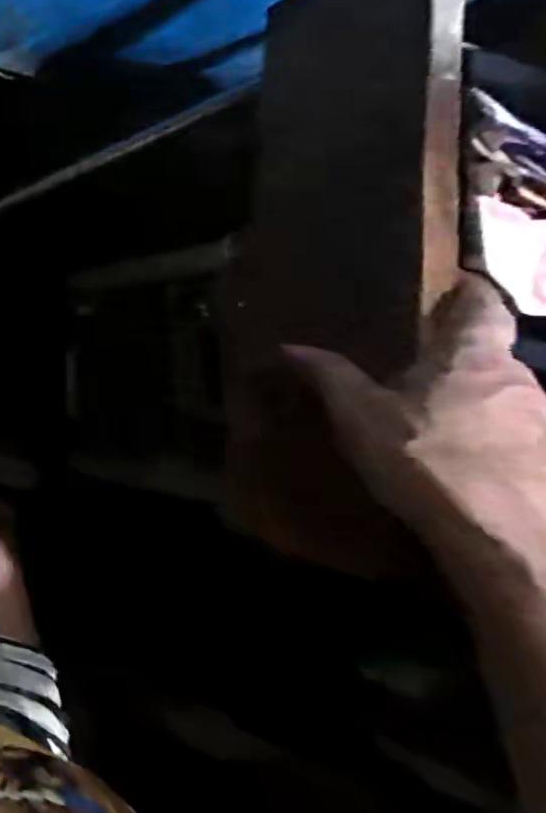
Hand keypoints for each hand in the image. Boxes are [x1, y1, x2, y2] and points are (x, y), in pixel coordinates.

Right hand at [288, 274, 545, 557]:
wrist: (509, 534)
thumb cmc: (425, 455)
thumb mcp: (357, 412)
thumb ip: (328, 374)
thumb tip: (291, 346)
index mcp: (472, 360)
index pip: (481, 310)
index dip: (470, 292)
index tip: (457, 278)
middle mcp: (519, 380)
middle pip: (489, 354)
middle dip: (455, 353)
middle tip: (414, 354)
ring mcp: (541, 421)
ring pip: (500, 393)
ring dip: (467, 393)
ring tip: (424, 404)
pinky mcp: (545, 458)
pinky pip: (509, 428)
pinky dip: (481, 427)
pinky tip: (450, 445)